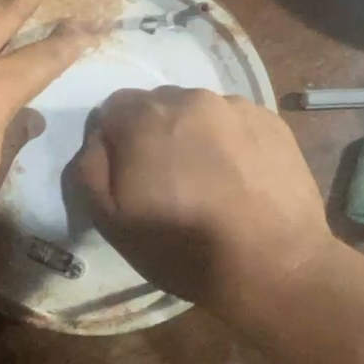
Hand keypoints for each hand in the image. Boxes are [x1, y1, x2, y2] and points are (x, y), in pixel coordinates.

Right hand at [69, 87, 333, 310]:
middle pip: (158, 105)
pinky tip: (237, 181)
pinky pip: (235, 124)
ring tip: (206, 183)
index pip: (112, 108)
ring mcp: (238, 107)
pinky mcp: (274, 123)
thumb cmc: (182, 246)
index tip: (127, 177)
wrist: (274, 265)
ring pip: (198, 113)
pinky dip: (228, 143)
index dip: (114, 142)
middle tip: (165, 182)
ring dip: (193, 137)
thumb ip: (89, 169)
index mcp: (146, 116)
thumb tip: (96, 139)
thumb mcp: (110, 221)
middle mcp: (192, 97)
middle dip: (153, 135)